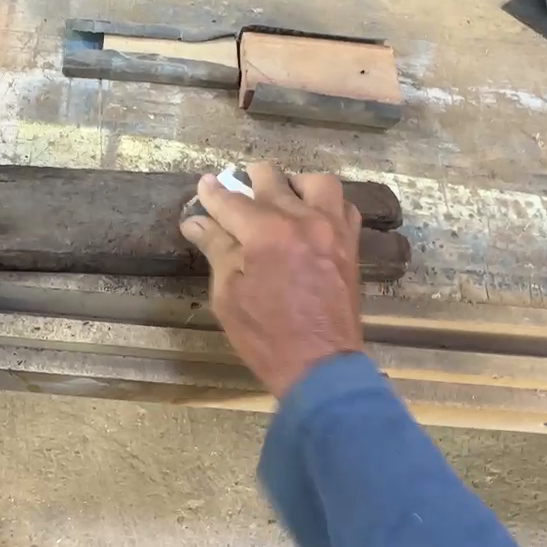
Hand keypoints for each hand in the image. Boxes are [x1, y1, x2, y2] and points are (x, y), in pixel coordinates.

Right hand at [178, 163, 365, 396]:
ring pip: (316, 184)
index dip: (213, 193)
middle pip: (274, 182)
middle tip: (237, 188)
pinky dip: (324, 203)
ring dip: (294, 184)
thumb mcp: (228, 295)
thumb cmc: (266, 336)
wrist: (321, 366)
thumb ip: (216, 250)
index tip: (204, 185)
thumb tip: (196, 221)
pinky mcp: (350, 246)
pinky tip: (311, 217)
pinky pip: (342, 207)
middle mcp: (304, 221)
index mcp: (267, 233)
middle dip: (250, 180)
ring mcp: (333, 231)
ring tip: (280, 197)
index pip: (232, 202)